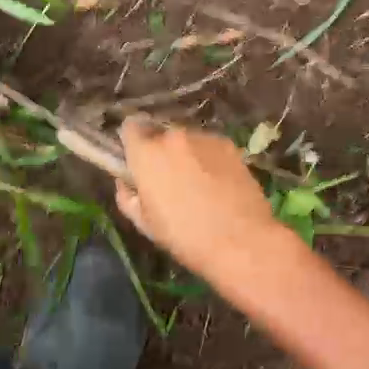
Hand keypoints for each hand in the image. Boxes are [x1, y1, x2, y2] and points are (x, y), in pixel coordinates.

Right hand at [114, 117, 285, 275]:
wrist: (241, 241)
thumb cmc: (185, 237)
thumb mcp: (144, 224)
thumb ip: (126, 197)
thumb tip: (126, 183)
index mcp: (146, 153)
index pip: (129, 127)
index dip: (131, 143)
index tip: (137, 161)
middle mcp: (173, 137)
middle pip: (160, 136)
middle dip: (161, 153)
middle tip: (169, 181)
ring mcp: (203, 138)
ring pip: (187, 141)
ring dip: (187, 155)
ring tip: (199, 185)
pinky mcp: (229, 145)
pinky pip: (209, 147)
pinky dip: (209, 160)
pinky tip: (219, 185)